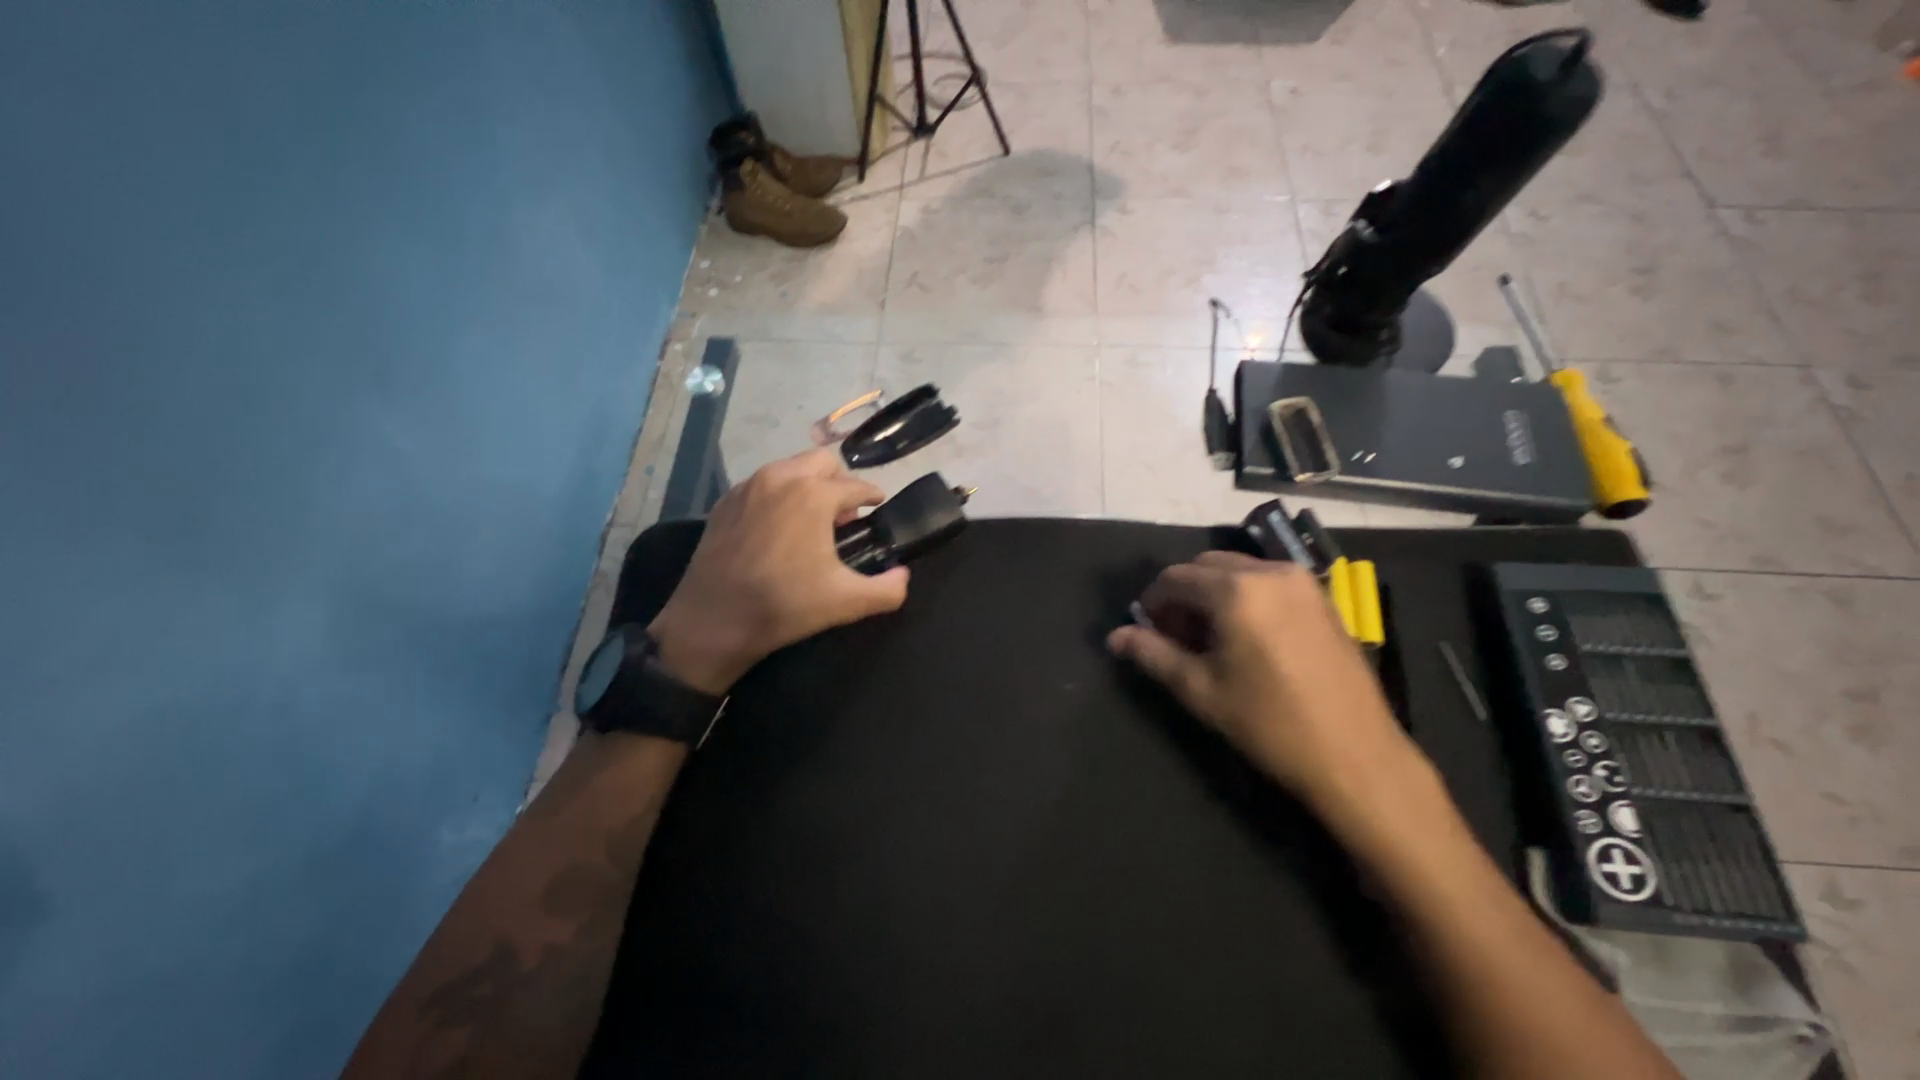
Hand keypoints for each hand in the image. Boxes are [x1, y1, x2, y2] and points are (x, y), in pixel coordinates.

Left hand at [648, 448, 909, 694]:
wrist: (713, 621)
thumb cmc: (785, 606)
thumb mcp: (847, 602)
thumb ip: (888, 589)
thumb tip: (903, 576)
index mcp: (814, 494)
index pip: (856, 486)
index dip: (872, 497)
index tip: (878, 506)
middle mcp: (781, 478)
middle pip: (823, 462)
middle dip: (840, 481)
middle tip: (846, 514)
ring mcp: (748, 487)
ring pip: (790, 468)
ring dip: (808, 485)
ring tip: (813, 520)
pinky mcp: (725, 502)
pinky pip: (762, 485)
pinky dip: (778, 496)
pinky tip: (778, 528)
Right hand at [1107, 552, 1422, 816]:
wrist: (1355, 754)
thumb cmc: (1269, 724)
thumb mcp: (1201, 691)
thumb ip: (1153, 655)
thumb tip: (1114, 637)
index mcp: (1235, 589)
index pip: (1175, 578)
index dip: (1152, 602)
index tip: (1143, 632)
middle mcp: (1270, 571)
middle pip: (1207, 566)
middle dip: (1183, 594)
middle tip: (1173, 636)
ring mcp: (1303, 582)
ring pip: (1240, 571)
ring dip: (1214, 594)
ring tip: (1209, 640)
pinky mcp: (1323, 599)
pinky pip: (1270, 583)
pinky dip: (1246, 597)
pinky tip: (1246, 638)